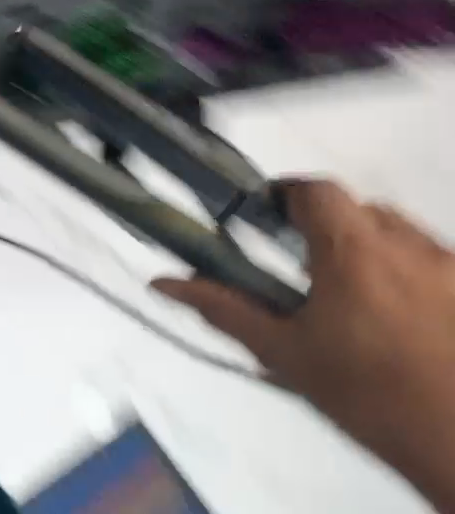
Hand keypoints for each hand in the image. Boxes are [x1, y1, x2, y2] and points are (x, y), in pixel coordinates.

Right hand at [154, 179, 454, 507]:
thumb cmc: (371, 396)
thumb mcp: (286, 354)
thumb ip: (225, 309)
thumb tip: (161, 282)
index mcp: (355, 255)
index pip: (317, 192)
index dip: (287, 195)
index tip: (266, 219)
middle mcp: (415, 253)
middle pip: (366, 211)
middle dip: (333, 225)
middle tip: (309, 263)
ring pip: (411, 239)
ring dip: (379, 251)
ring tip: (361, 295)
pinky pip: (444, 269)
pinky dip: (419, 277)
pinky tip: (408, 319)